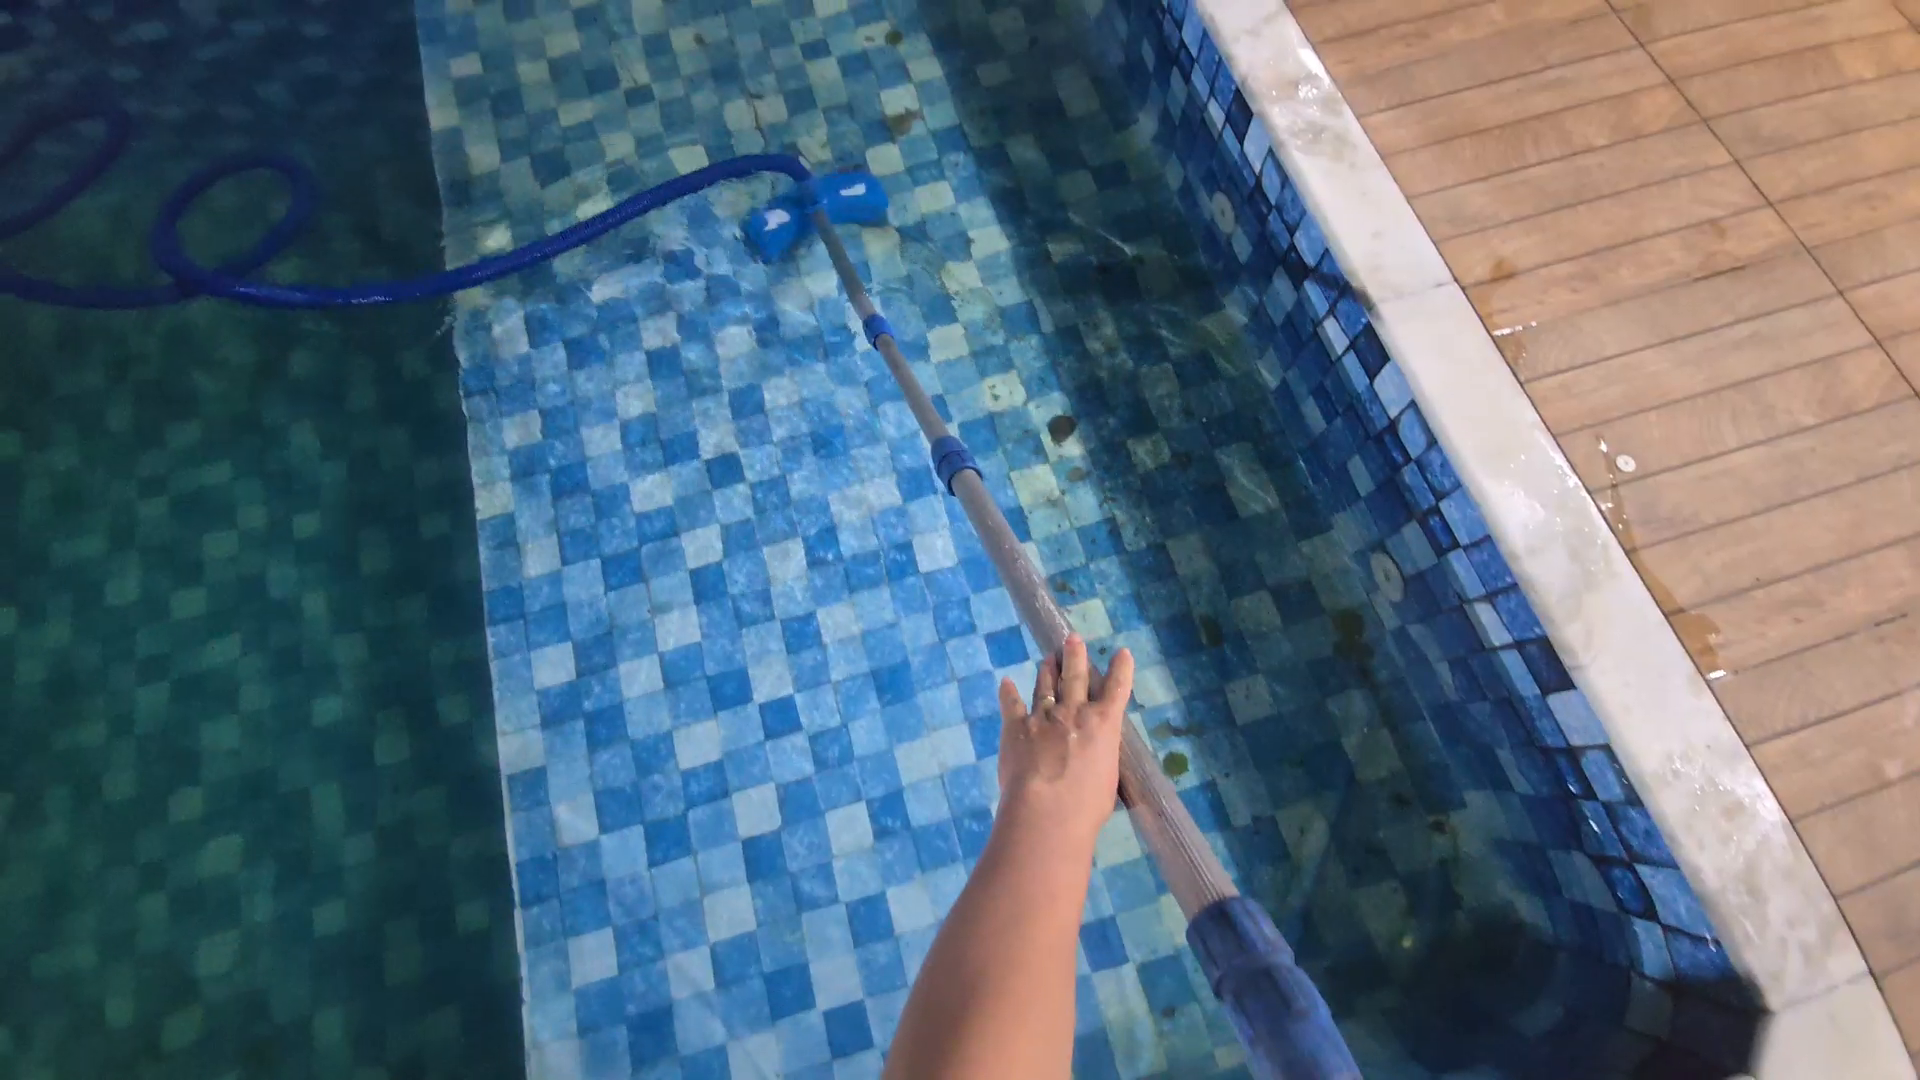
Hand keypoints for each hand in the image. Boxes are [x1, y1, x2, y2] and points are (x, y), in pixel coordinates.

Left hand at [993, 634, 1134, 856]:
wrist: (1046, 811)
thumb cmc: (1087, 805)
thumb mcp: (1107, 778)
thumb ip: (1100, 758)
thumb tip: (1094, 755)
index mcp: (1103, 724)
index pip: (1117, 689)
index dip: (1121, 669)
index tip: (1122, 652)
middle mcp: (1074, 712)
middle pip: (1075, 676)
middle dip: (1075, 655)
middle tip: (1072, 638)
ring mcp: (1042, 716)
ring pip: (1045, 686)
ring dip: (1047, 670)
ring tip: (1047, 658)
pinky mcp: (1015, 726)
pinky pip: (1011, 704)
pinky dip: (1008, 692)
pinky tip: (1005, 682)